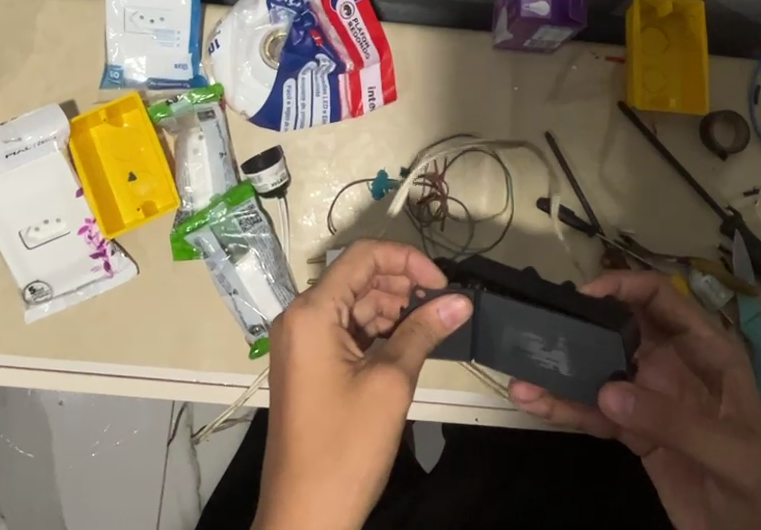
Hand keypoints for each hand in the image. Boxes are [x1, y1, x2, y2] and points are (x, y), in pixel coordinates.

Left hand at [254, 240, 471, 529]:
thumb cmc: (345, 447)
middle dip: (402, 283)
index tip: (442, 284)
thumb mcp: (390, 383)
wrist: (304, 517)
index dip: (406, 260)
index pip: (362, 256)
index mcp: (312, 311)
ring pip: (354, 302)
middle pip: (357, 276)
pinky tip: (409, 342)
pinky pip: (346, 329)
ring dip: (393, 307)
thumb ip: (423, 332)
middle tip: (442, 306)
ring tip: (431, 326)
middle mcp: (300, 316)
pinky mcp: (308, 363)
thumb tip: (460, 301)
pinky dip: (378, 329)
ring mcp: (301, 341)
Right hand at [509, 271, 760, 529]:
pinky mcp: (633, 432)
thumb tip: (608, 390)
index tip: (586, 295)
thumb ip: (672, 421)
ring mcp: (650, 399)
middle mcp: (674, 366)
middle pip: (622, 328)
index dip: (625, 287)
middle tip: (545, 324)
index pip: (662, 299)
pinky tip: (536, 403)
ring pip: (601, 370)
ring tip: (524, 372)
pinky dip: (565, 408)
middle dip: (584, 323)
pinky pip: (595, 412)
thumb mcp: (729, 453)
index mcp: (707, 352)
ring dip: (565, 370)